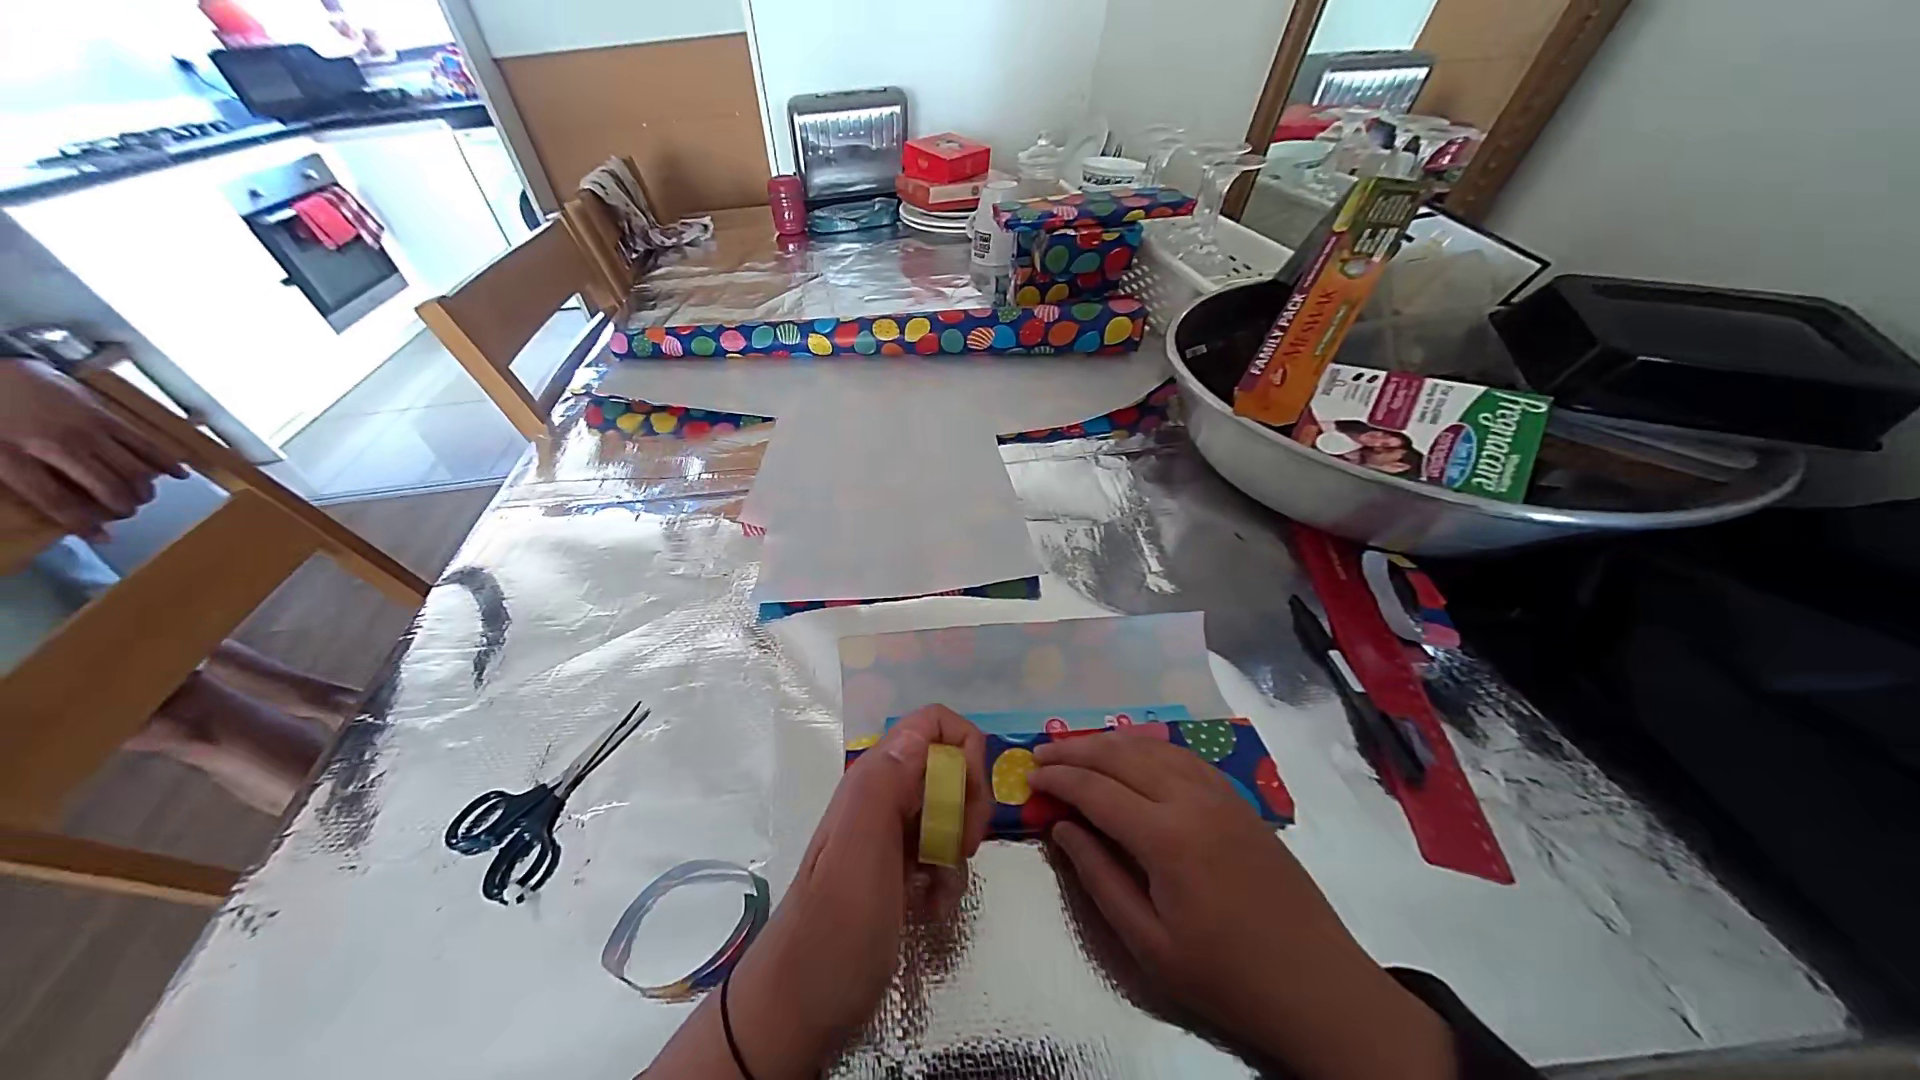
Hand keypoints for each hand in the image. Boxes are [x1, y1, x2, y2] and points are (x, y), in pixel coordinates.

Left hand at [0, 357, 185, 537]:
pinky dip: (165, 460)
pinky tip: (179, 475)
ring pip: (130, 468)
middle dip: (121, 506)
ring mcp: (87, 429)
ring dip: (142, 488)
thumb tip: (52, 501)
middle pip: (105, 485)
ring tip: (143, 498)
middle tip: (125, 513)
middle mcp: (59, 445)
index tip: (103, 538)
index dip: (82, 522)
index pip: (56, 500)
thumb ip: (8, 474)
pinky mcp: (105, 415)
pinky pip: (143, 441)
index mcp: (13, 456)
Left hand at [647, 705, 990, 1079]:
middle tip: (962, 848)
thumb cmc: (833, 933)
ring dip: (959, 848)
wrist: (797, 1009)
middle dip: (968, 804)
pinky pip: (941, 852)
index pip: (932, 725)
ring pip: (950, 812)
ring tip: (940, 889)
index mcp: (874, 780)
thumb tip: (920, 734)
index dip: (964, 750)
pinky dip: (948, 877)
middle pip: (949, 767)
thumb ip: (885, 787)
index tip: (969, 801)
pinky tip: (932, 908)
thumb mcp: (859, 855)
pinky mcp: (897, 869)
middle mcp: (882, 796)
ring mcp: (889, 833)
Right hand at [1030, 732, 1454, 1079]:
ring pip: (1152, 747)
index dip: (1057, 779)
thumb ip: (1099, 878)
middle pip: (1120, 756)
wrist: (1318, 986)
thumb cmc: (1226, 975)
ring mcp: (1219, 794)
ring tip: (1076, 747)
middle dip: (1075, 750)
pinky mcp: (1237, 799)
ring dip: (1109, 741)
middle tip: (1041, 754)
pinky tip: (1133, 752)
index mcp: (1166, 838)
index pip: (1096, 790)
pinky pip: (1182, 755)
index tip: (1029, 777)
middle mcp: (1191, 800)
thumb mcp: (1148, 944)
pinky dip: (1148, 746)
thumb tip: (1062, 829)